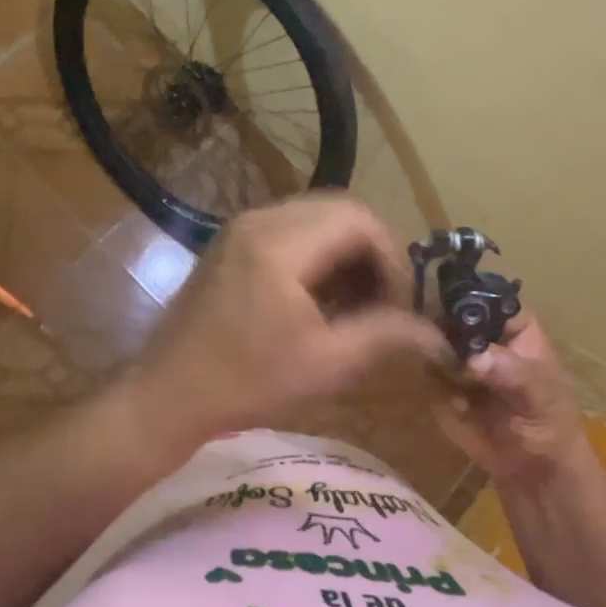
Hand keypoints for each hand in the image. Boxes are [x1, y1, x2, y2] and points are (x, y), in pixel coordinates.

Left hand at [123, 195, 449, 445]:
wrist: (167, 397)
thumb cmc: (246, 385)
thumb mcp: (325, 366)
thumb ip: (385, 337)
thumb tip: (438, 334)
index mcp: (280, 243)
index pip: (360, 219)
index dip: (393, 259)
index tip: (401, 306)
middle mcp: (261, 219)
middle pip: (341, 210)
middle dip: (374, 252)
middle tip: (385, 302)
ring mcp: (242, 226)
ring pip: (318, 216)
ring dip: (347, 251)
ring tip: (357, 303)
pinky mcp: (233, 241)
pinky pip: (293, 228)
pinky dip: (319, 253)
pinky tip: (322, 297)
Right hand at [433, 310, 590, 485]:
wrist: (535, 475)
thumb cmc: (551, 428)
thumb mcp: (541, 398)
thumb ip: (512, 373)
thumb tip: (476, 358)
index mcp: (514, 329)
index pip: (490, 297)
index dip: (471, 297)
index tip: (447, 305)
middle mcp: (484, 338)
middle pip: (455, 315)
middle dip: (444, 328)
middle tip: (440, 345)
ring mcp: (460, 361)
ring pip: (436, 342)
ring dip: (436, 357)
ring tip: (455, 383)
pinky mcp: (443, 388)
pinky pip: (428, 375)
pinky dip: (434, 386)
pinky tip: (456, 406)